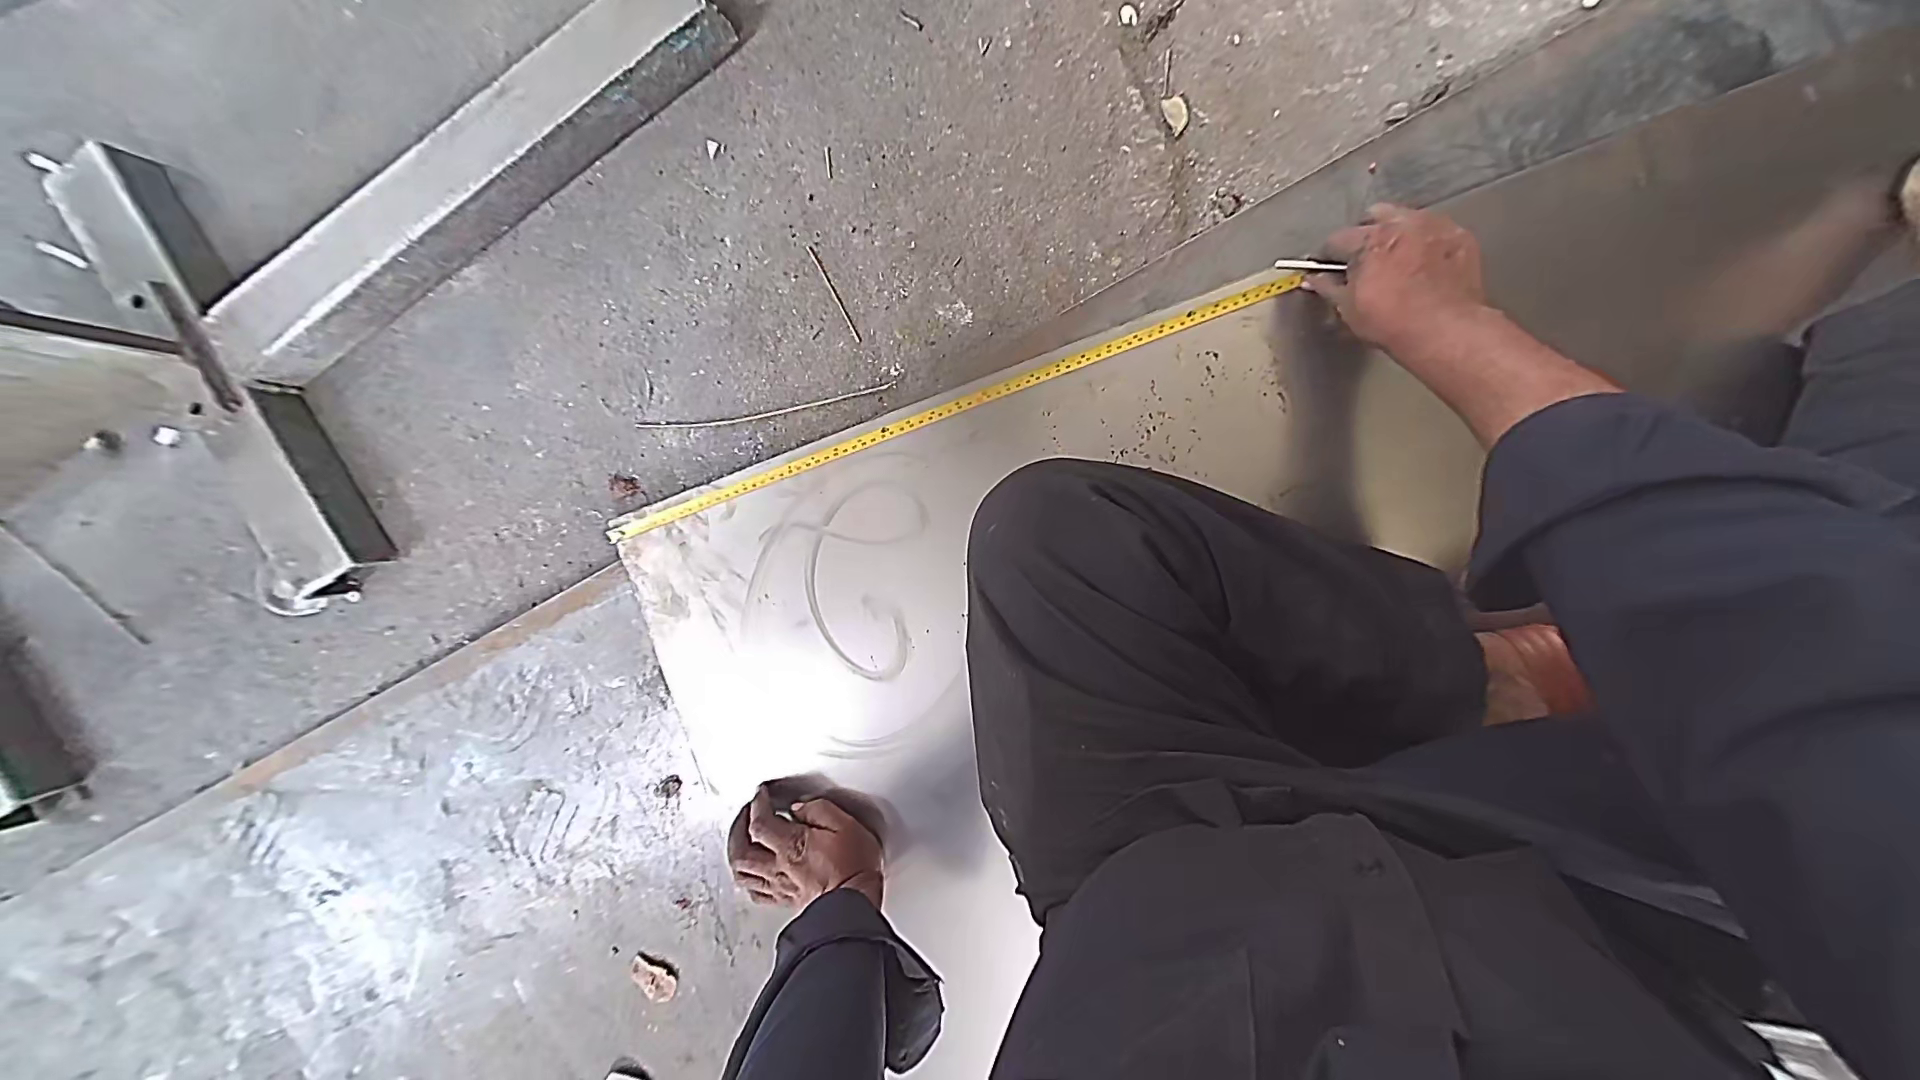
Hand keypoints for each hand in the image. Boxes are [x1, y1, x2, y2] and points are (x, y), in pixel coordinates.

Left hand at [729, 785, 884, 909]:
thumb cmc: (855, 867)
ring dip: (738, 852)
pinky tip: (756, 871)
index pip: (760, 823)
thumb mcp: (845, 824)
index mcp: (792, 845)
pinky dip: (749, 878)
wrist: (857, 905)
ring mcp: (780, 886)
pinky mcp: (786, 901)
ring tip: (743, 840)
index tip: (761, 794)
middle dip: (738, 828)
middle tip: (747, 814)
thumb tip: (800, 807)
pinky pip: (756, 892)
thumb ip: (820, 810)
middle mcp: (780, 867)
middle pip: (741, 850)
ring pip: (743, 872)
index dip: (757, 804)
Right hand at [1303, 203, 1490, 362]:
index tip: (1325, 269)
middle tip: (1361, 260)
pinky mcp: (1461, 237)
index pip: (1337, 238)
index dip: (1327, 255)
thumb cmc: (1388, 320)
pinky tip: (1421, 266)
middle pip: (1375, 216)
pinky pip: (1435, 232)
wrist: (1443, 328)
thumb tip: (1312, 278)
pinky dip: (1423, 244)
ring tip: (1394, 261)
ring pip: (1408, 220)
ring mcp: (1437, 226)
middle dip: (1364, 234)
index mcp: (1371, 239)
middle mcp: (1404, 222)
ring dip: (1396, 235)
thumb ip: (1327, 287)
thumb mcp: (1347, 307)